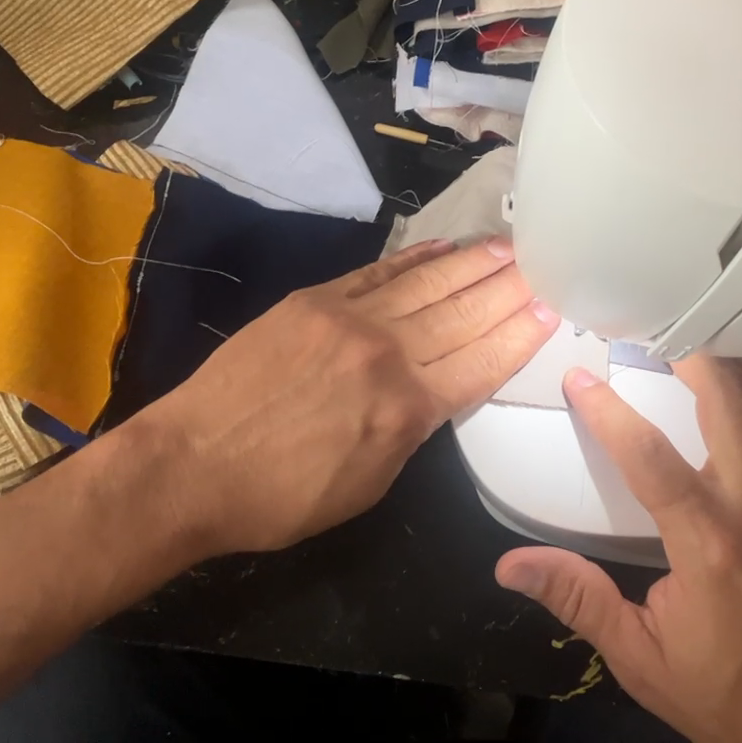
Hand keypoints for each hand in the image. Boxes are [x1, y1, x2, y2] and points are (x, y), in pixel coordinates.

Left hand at [140, 238, 557, 556]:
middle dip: (509, 287)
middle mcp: (386, 351)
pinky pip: (378, 272)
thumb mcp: (368, 483)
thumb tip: (437, 388)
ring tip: (506, 246)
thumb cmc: (281, 496)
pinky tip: (442, 247)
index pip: (482, 361)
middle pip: (463, 312)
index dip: (520, 334)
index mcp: (406, 407)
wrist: (190, 466)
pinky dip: (415, 259)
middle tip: (543, 262)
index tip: (552, 308)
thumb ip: (412, 429)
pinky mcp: (313, 299)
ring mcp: (348, 317)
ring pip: (427, 283)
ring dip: (472, 263)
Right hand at [494, 357, 741, 742]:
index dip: (607, 411)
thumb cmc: (732, 694)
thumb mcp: (642, 655)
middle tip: (652, 326)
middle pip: (728, 400)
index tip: (580, 379)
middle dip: (689, 351)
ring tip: (704, 332)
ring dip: (738, 359)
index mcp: (707, 542)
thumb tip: (511, 567)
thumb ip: (578, 599)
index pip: (648, 457)